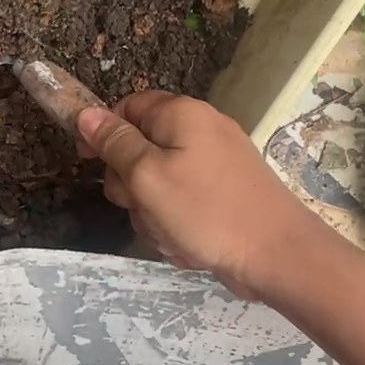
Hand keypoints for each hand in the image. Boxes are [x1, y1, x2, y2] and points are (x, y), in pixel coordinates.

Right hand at [76, 92, 327, 297]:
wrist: (278, 256)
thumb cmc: (206, 210)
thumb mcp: (146, 175)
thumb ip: (114, 143)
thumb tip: (86, 113)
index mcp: (181, 114)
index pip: (126, 107)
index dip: (103, 133)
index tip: (88, 164)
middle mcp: (200, 130)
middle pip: (140, 148)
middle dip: (131, 184)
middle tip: (141, 205)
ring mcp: (215, 163)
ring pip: (157, 182)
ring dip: (152, 212)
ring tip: (169, 232)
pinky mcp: (224, 193)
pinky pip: (182, 202)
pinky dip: (176, 223)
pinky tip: (187, 243)